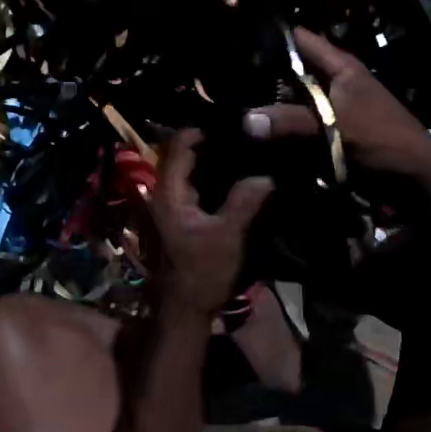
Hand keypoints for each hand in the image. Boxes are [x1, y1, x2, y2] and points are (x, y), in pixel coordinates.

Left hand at [148, 128, 273, 317]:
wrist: (185, 308)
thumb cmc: (202, 271)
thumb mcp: (227, 236)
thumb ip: (244, 201)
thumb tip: (266, 174)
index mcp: (169, 193)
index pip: (179, 145)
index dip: (202, 129)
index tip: (233, 123)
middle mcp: (164, 193)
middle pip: (183, 154)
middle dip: (211, 142)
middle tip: (245, 135)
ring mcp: (171, 205)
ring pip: (190, 170)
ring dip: (213, 160)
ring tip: (246, 151)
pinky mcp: (181, 217)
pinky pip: (195, 186)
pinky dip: (213, 178)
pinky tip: (239, 176)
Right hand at [243, 28, 430, 178]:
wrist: (416, 182)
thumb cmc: (382, 142)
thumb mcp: (334, 127)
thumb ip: (290, 122)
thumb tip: (245, 120)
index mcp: (340, 69)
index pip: (301, 39)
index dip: (271, 36)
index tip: (235, 40)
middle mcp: (333, 86)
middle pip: (290, 73)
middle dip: (260, 78)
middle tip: (222, 81)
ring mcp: (330, 113)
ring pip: (290, 105)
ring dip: (266, 110)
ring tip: (229, 109)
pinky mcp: (328, 139)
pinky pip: (296, 131)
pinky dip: (278, 135)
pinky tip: (250, 138)